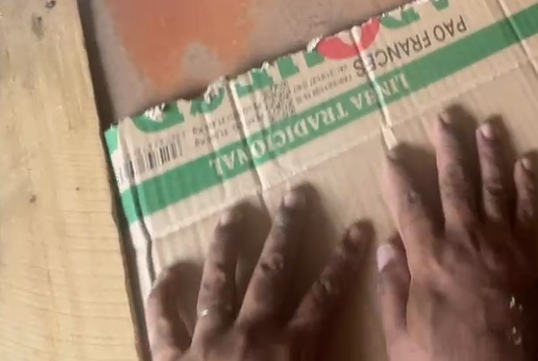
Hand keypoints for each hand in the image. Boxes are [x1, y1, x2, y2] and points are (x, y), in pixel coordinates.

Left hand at [147, 186, 369, 360]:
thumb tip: (374, 357)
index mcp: (290, 351)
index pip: (326, 293)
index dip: (345, 258)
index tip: (360, 226)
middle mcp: (251, 334)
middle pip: (273, 271)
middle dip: (287, 229)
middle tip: (296, 194)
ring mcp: (207, 343)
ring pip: (219, 281)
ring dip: (227, 243)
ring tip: (234, 211)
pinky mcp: (170, 360)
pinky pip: (164, 324)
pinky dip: (163, 297)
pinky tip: (167, 271)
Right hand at [376, 110, 537, 360]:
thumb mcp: (403, 340)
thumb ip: (392, 291)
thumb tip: (384, 245)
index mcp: (430, 258)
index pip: (409, 206)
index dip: (399, 177)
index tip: (392, 152)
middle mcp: (464, 238)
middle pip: (454, 181)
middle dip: (448, 147)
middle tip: (444, 116)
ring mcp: (499, 240)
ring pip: (492, 184)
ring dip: (489, 152)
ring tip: (486, 125)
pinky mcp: (528, 251)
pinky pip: (529, 208)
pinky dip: (528, 182)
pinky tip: (529, 160)